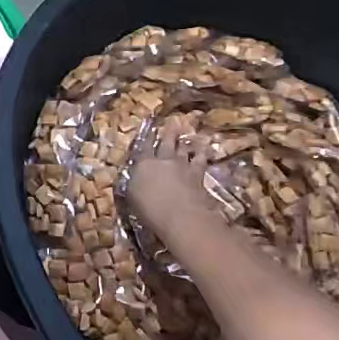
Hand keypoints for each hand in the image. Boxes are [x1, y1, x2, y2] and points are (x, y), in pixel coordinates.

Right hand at [127, 129, 226, 245]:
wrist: (181, 217)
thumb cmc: (150, 210)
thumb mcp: (133, 197)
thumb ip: (134, 183)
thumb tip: (135, 177)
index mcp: (144, 165)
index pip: (143, 147)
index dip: (146, 137)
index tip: (149, 127)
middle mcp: (163, 161)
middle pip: (166, 144)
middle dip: (168, 133)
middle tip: (172, 122)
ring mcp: (182, 166)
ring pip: (183, 149)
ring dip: (184, 141)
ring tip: (186, 132)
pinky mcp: (198, 175)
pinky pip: (200, 159)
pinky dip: (202, 152)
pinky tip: (205, 147)